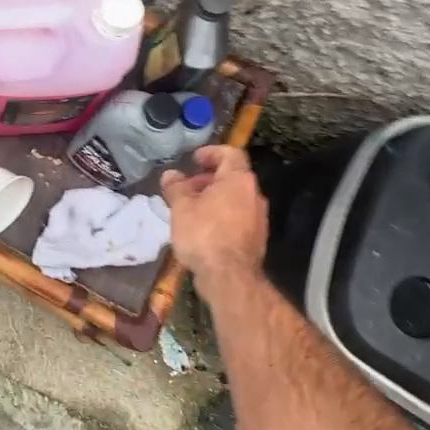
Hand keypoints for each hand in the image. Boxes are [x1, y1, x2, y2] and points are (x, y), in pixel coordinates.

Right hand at [161, 146, 269, 280]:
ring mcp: (258, 217)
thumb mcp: (181, 208)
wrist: (229, 276)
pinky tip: (202, 228)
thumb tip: (170, 174)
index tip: (194, 159)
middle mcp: (254, 195)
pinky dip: (220, 214)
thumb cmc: (204, 234)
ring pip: (234, 198)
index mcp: (239, 180)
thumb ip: (176, 188)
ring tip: (190, 209)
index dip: (211, 152)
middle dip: (207, 179)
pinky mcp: (256, 237)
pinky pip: (237, 216)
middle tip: (186, 188)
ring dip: (213, 198)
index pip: (230, 154)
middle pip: (232, 177)